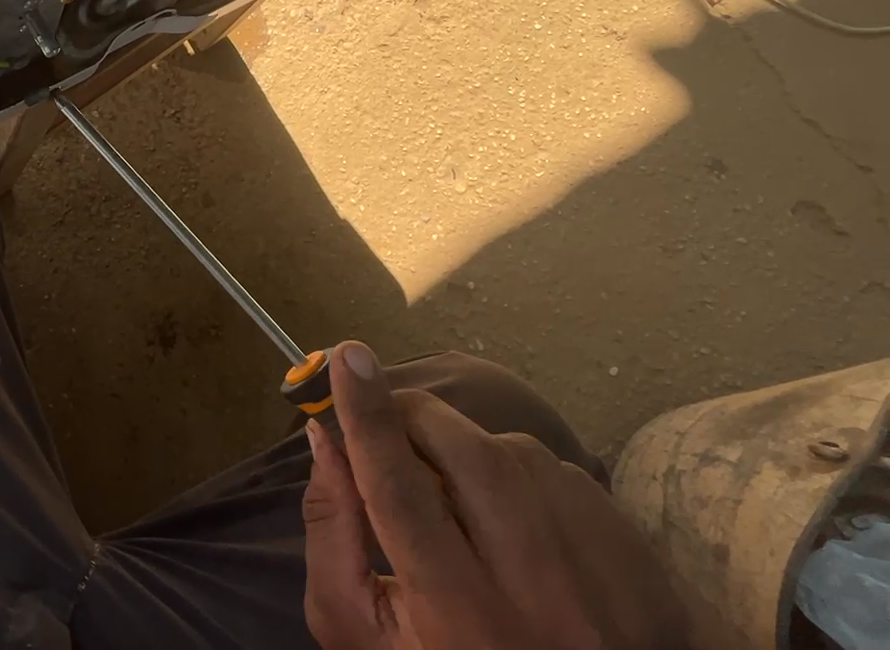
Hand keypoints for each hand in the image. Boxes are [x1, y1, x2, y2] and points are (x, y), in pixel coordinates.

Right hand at [302, 341, 687, 648]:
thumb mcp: (352, 621)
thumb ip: (329, 527)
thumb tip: (325, 433)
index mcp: (459, 620)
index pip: (401, 490)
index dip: (369, 416)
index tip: (348, 355)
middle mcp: (544, 603)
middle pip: (469, 457)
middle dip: (417, 416)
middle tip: (393, 418)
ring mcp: (613, 592)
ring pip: (521, 457)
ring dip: (470, 449)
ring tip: (455, 492)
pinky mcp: (651, 580)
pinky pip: (572, 478)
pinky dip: (525, 475)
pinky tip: (512, 516)